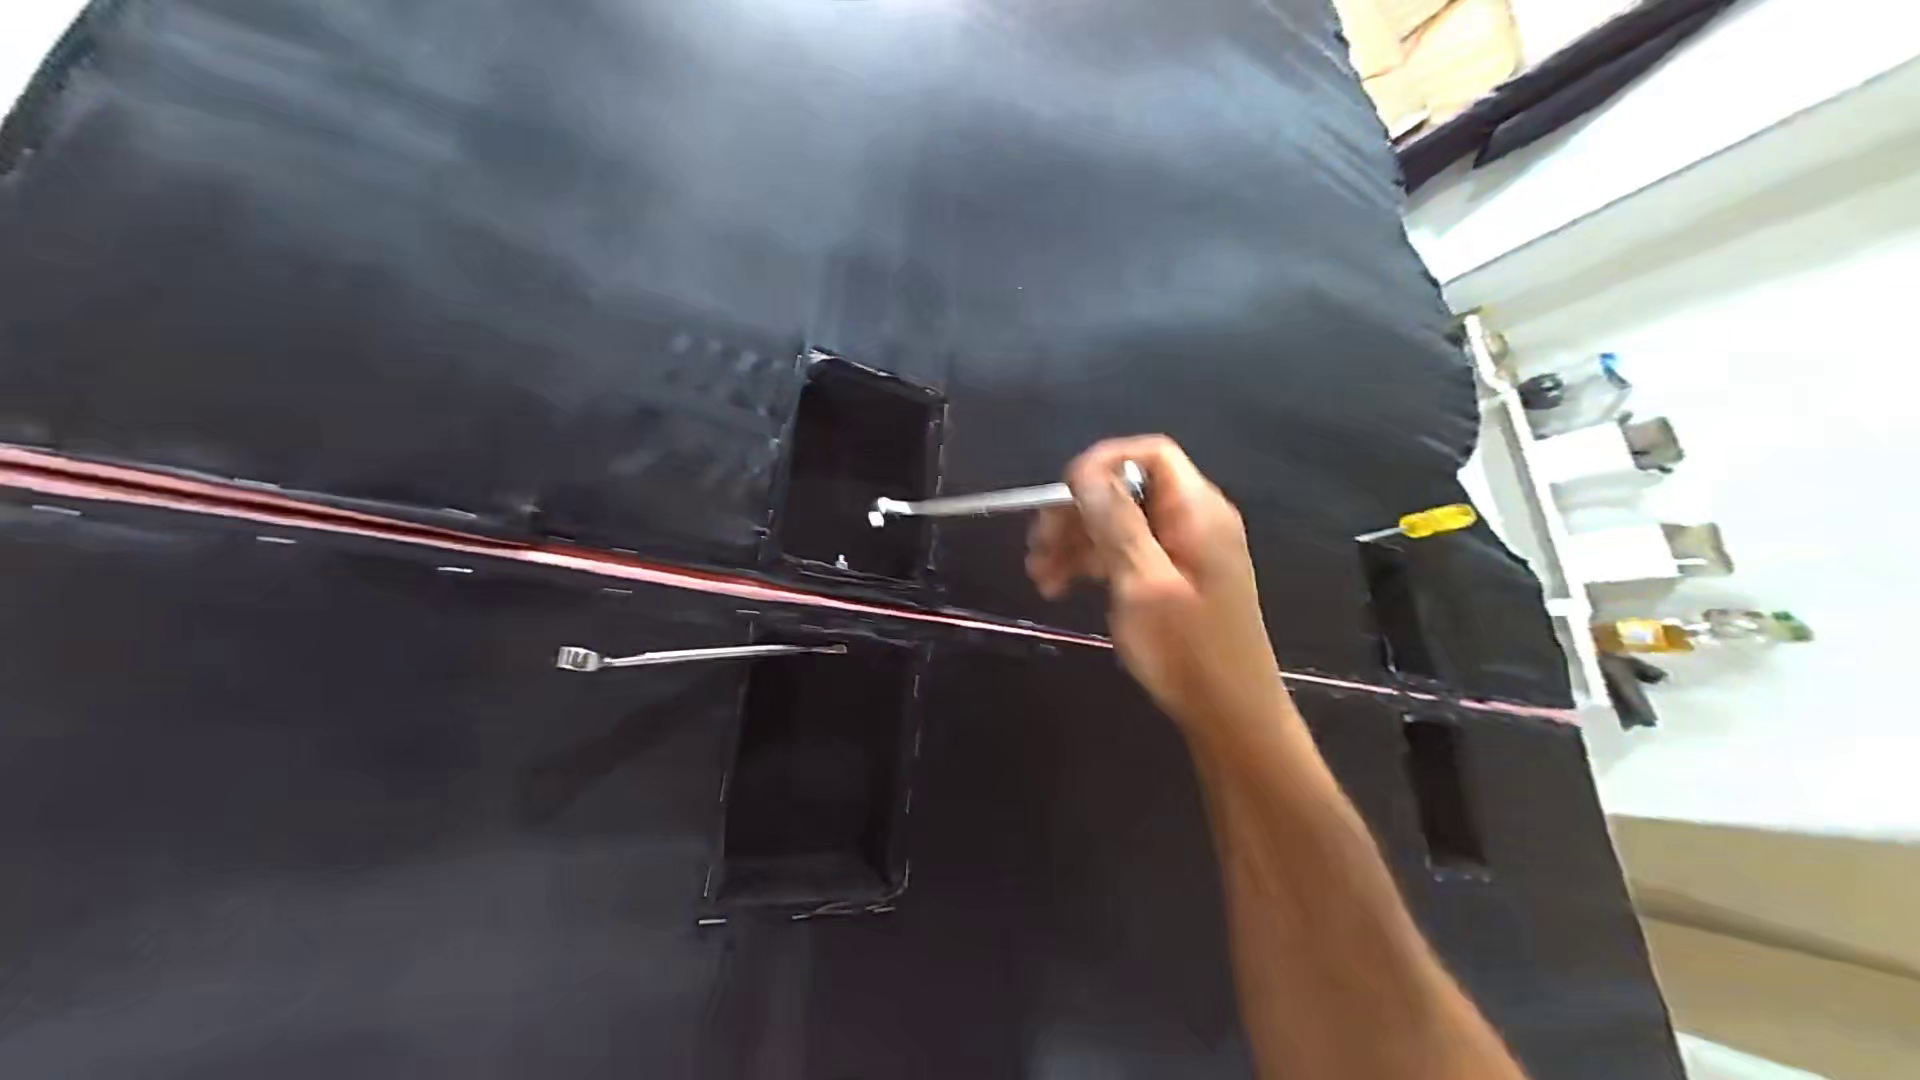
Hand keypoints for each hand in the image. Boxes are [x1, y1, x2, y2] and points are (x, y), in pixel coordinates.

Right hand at [1026, 436, 1286, 733]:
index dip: (1101, 465)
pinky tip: (1062, 587)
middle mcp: (1191, 520)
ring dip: (1075, 543)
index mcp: (1196, 511)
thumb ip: (1116, 524)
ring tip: (1040, 576)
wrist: (1230, 715)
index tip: (1060, 497)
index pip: (1149, 455)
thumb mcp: (1143, 584)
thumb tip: (1085, 474)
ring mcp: (1181, 549)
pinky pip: (1125, 552)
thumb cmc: (1188, 651)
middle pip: (1125, 491)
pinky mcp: (1170, 576)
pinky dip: (1092, 564)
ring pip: (1118, 524)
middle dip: (1076, 513)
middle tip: (1037, 547)